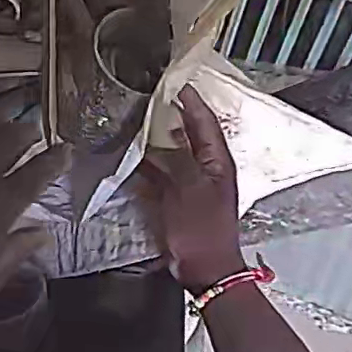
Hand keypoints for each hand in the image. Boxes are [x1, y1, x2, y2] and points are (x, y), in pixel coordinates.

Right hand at [140, 85, 246, 289]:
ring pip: (173, 154)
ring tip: (139, 123)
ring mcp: (191, 185)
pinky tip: (135, 158)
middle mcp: (205, 169)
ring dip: (158, 140)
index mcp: (217, 162)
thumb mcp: (189, 189)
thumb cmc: (201, 228)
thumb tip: (154, 144)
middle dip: (173, 117)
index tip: (177, 83)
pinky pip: (161, 175)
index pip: (204, 123)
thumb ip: (173, 160)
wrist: (205, 268)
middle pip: (189, 136)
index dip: (192, 102)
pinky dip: (149, 164)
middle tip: (152, 99)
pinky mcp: (177, 200)